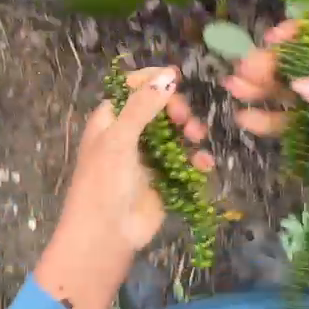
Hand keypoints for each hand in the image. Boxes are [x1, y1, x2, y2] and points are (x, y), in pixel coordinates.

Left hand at [57, 66, 212, 251]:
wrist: (106, 233)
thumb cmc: (104, 181)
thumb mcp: (119, 139)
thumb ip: (142, 107)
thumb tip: (167, 75)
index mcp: (110, 120)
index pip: (130, 88)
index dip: (151, 80)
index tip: (175, 78)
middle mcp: (128, 134)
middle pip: (158, 108)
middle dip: (175, 108)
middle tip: (183, 119)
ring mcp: (147, 156)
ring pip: (175, 133)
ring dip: (189, 131)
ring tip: (196, 137)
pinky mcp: (163, 178)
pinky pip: (184, 161)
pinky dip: (196, 159)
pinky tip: (204, 164)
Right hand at [223, 21, 308, 222]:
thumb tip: (300, 85)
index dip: (299, 36)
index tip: (274, 38)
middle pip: (299, 66)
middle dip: (270, 65)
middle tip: (245, 70)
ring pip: (286, 93)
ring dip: (260, 88)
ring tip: (235, 88)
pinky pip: (285, 124)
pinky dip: (264, 120)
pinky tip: (245, 118)